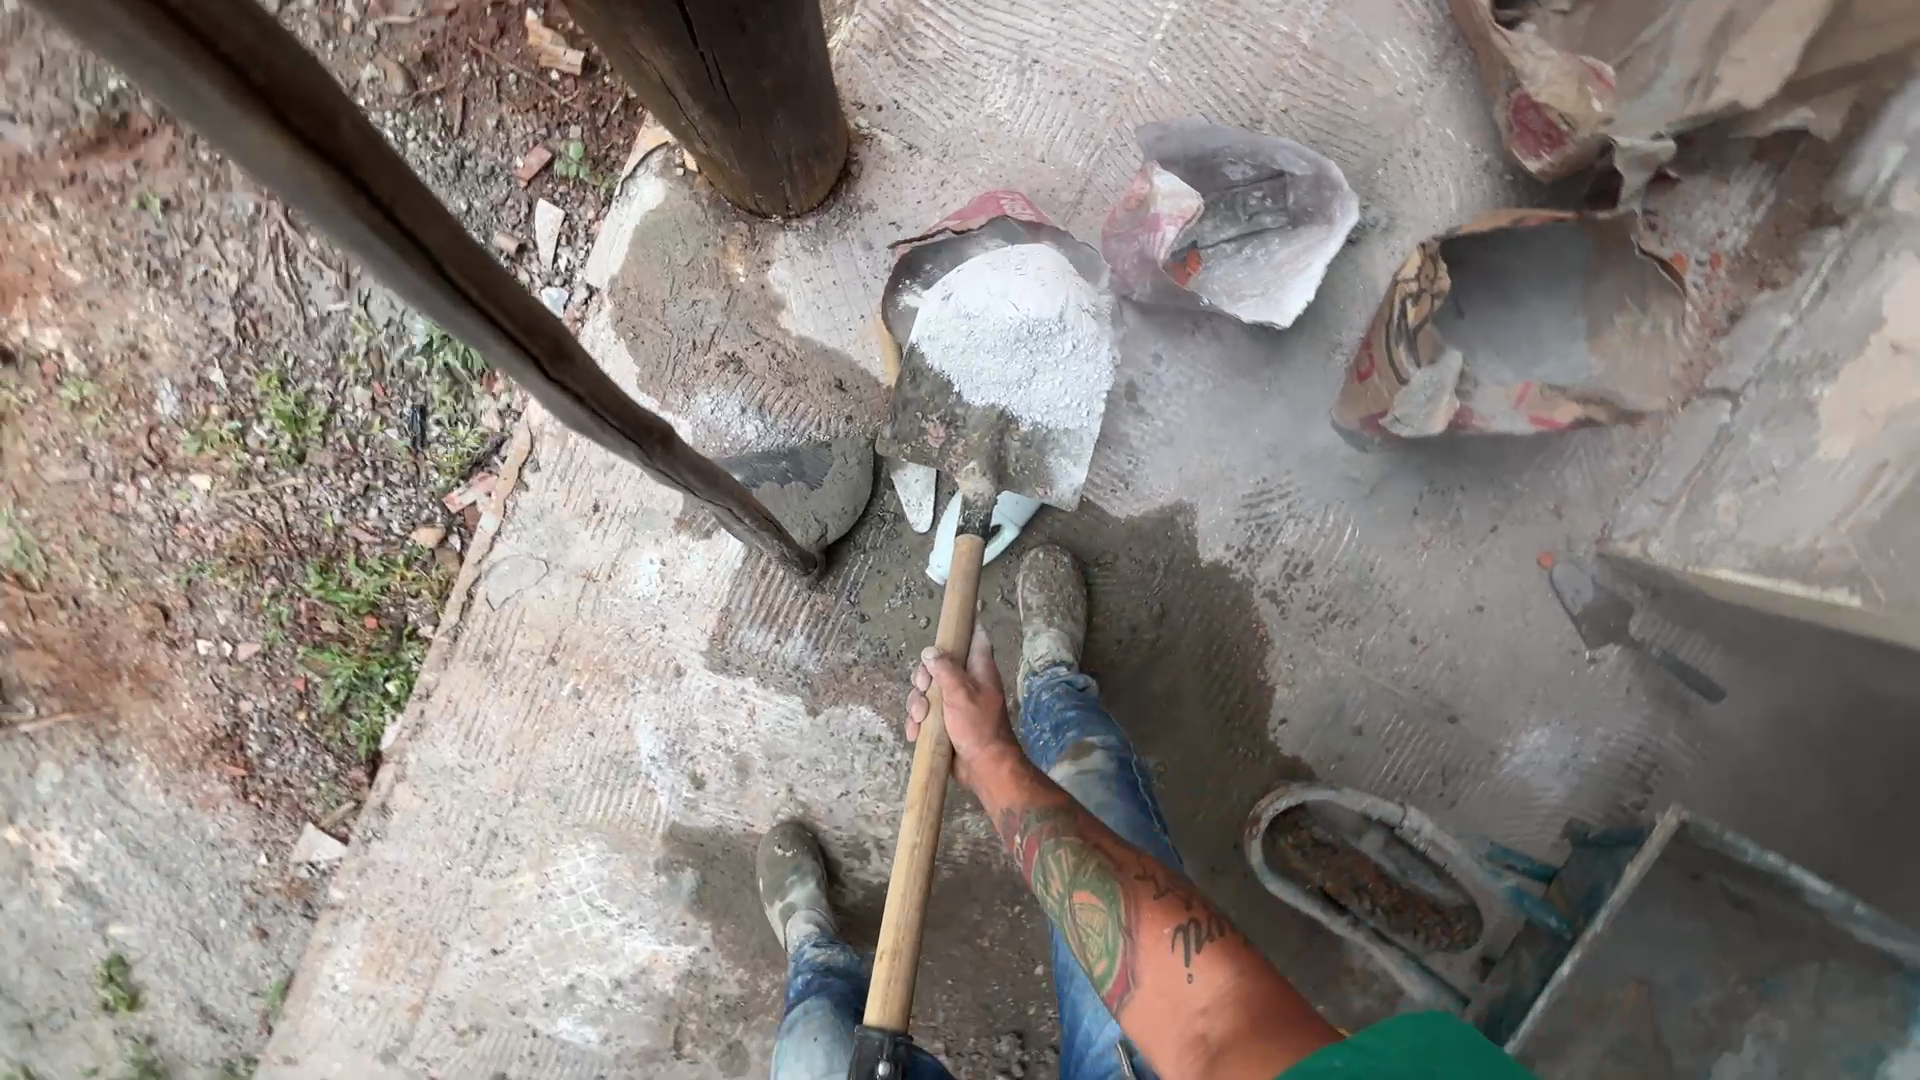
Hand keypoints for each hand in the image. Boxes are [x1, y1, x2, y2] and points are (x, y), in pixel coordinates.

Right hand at [908, 624, 1021, 787]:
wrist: (983, 767)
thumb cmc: (978, 726)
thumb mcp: (960, 693)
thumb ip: (945, 669)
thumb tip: (930, 652)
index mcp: (979, 669)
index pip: (975, 637)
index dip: (964, 626)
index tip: (948, 625)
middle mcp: (967, 681)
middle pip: (938, 665)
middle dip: (924, 678)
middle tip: (924, 688)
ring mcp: (955, 702)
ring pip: (927, 691)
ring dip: (918, 704)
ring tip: (921, 719)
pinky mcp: (945, 721)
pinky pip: (925, 714)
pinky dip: (918, 722)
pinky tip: (915, 733)